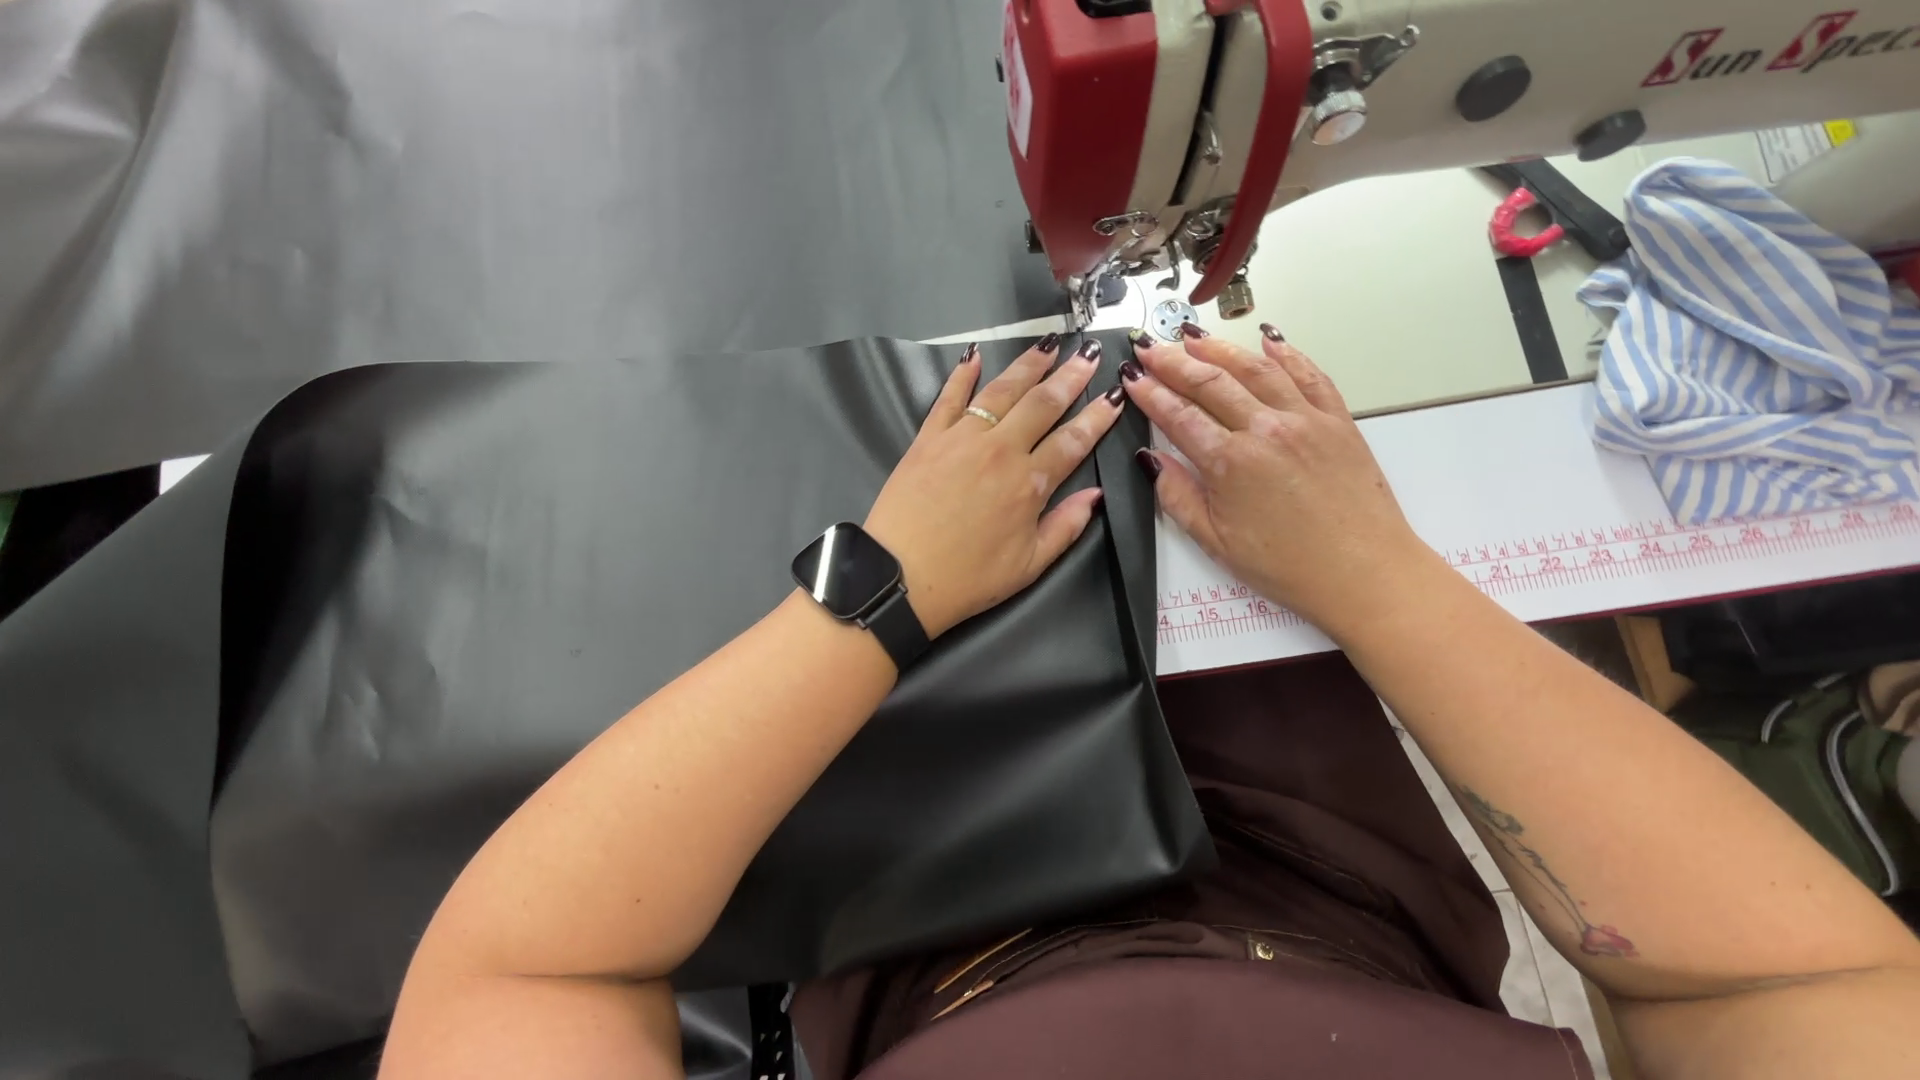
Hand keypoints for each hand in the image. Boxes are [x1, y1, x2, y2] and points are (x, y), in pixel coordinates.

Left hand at [865, 336, 1124, 637]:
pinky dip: (963, 374)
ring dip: (1028, 365)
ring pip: (1002, 391)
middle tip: (1090, 353)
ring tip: (1048, 346)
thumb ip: (1066, 527)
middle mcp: (1000, 450)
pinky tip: (975, 356)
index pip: (1073, 440)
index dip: (1098, 417)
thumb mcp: (1029, 566)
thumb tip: (1095, 495)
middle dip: (1071, 377)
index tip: (1116, 396)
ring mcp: (962, 439)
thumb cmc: (967, 579)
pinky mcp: (928, 438)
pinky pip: (949, 397)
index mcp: (1029, 484)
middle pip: (1043, 404)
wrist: (899, 577)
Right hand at [1121, 326, 1439, 639]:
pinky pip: (1309, 374)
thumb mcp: (1216, 541)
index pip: (1179, 414)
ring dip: (1220, 348)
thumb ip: (1177, 496)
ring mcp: (1306, 420)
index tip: (1132, 377)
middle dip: (1173, 361)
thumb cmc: (1289, 566)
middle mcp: (1266, 431)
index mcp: (1230, 463)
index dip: (1150, 392)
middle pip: (1210, 381)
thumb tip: (1151, 461)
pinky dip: (1286, 353)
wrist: (1364, 574)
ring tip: (1193, 337)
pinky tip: (1268, 340)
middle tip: (1150, 348)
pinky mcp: (1338, 421)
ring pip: (1255, 368)